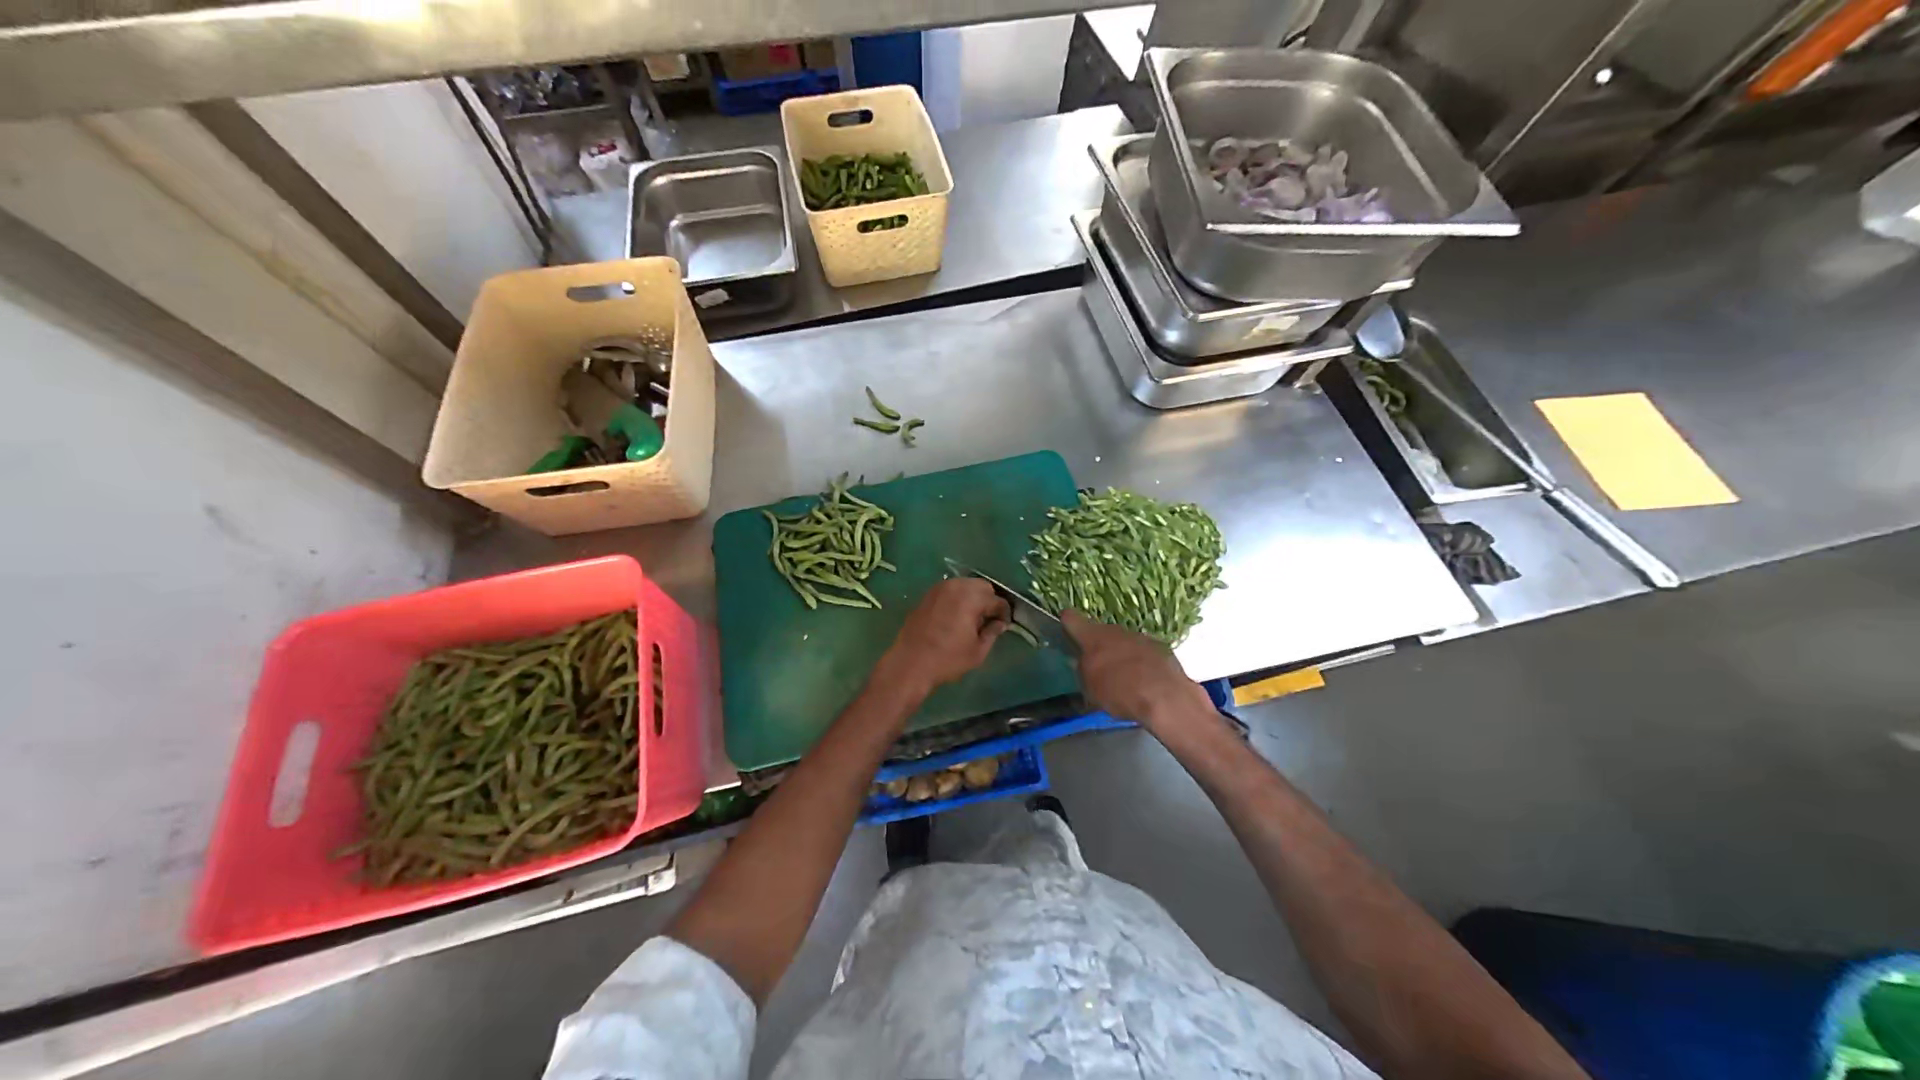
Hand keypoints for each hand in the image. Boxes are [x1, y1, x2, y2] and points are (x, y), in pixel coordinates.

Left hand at [875, 579, 1009, 697]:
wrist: (910, 663)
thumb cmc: (947, 659)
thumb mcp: (977, 651)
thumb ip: (992, 632)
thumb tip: (999, 623)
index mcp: (971, 598)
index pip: (997, 600)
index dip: (1004, 613)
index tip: (1003, 625)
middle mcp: (956, 586)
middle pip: (982, 587)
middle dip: (989, 601)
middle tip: (988, 620)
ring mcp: (939, 588)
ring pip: (965, 585)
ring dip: (973, 598)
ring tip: (972, 619)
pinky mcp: (928, 595)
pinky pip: (950, 590)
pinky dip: (958, 599)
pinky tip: (956, 616)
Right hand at [1061, 610, 1213, 731]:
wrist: (1166, 697)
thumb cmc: (1119, 691)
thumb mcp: (1089, 687)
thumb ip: (1082, 670)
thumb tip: (1082, 661)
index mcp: (1093, 636)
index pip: (1072, 619)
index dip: (1066, 622)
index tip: (1064, 626)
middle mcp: (1116, 630)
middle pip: (1101, 633)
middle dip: (1097, 646)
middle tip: (1095, 666)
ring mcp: (1141, 638)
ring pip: (1123, 642)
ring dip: (1120, 654)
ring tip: (1121, 678)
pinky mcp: (1161, 649)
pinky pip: (1143, 653)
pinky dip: (1140, 663)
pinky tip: (1142, 682)